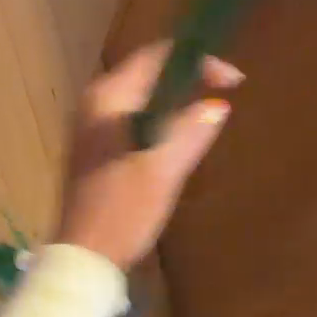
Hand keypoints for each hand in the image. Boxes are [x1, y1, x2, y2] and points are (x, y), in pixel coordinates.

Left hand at [56, 43, 244, 269]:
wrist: (83, 260)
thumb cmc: (121, 213)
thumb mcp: (163, 170)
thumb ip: (190, 131)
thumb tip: (216, 106)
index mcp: (106, 100)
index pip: (156, 57)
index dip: (198, 61)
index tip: (233, 81)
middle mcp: (92, 107)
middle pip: (147, 78)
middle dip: (186, 83)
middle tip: (221, 96)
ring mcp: (89, 133)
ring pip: (139, 104)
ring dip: (172, 107)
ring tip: (204, 119)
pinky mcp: (92, 157)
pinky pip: (130, 127)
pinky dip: (156, 128)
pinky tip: (175, 147)